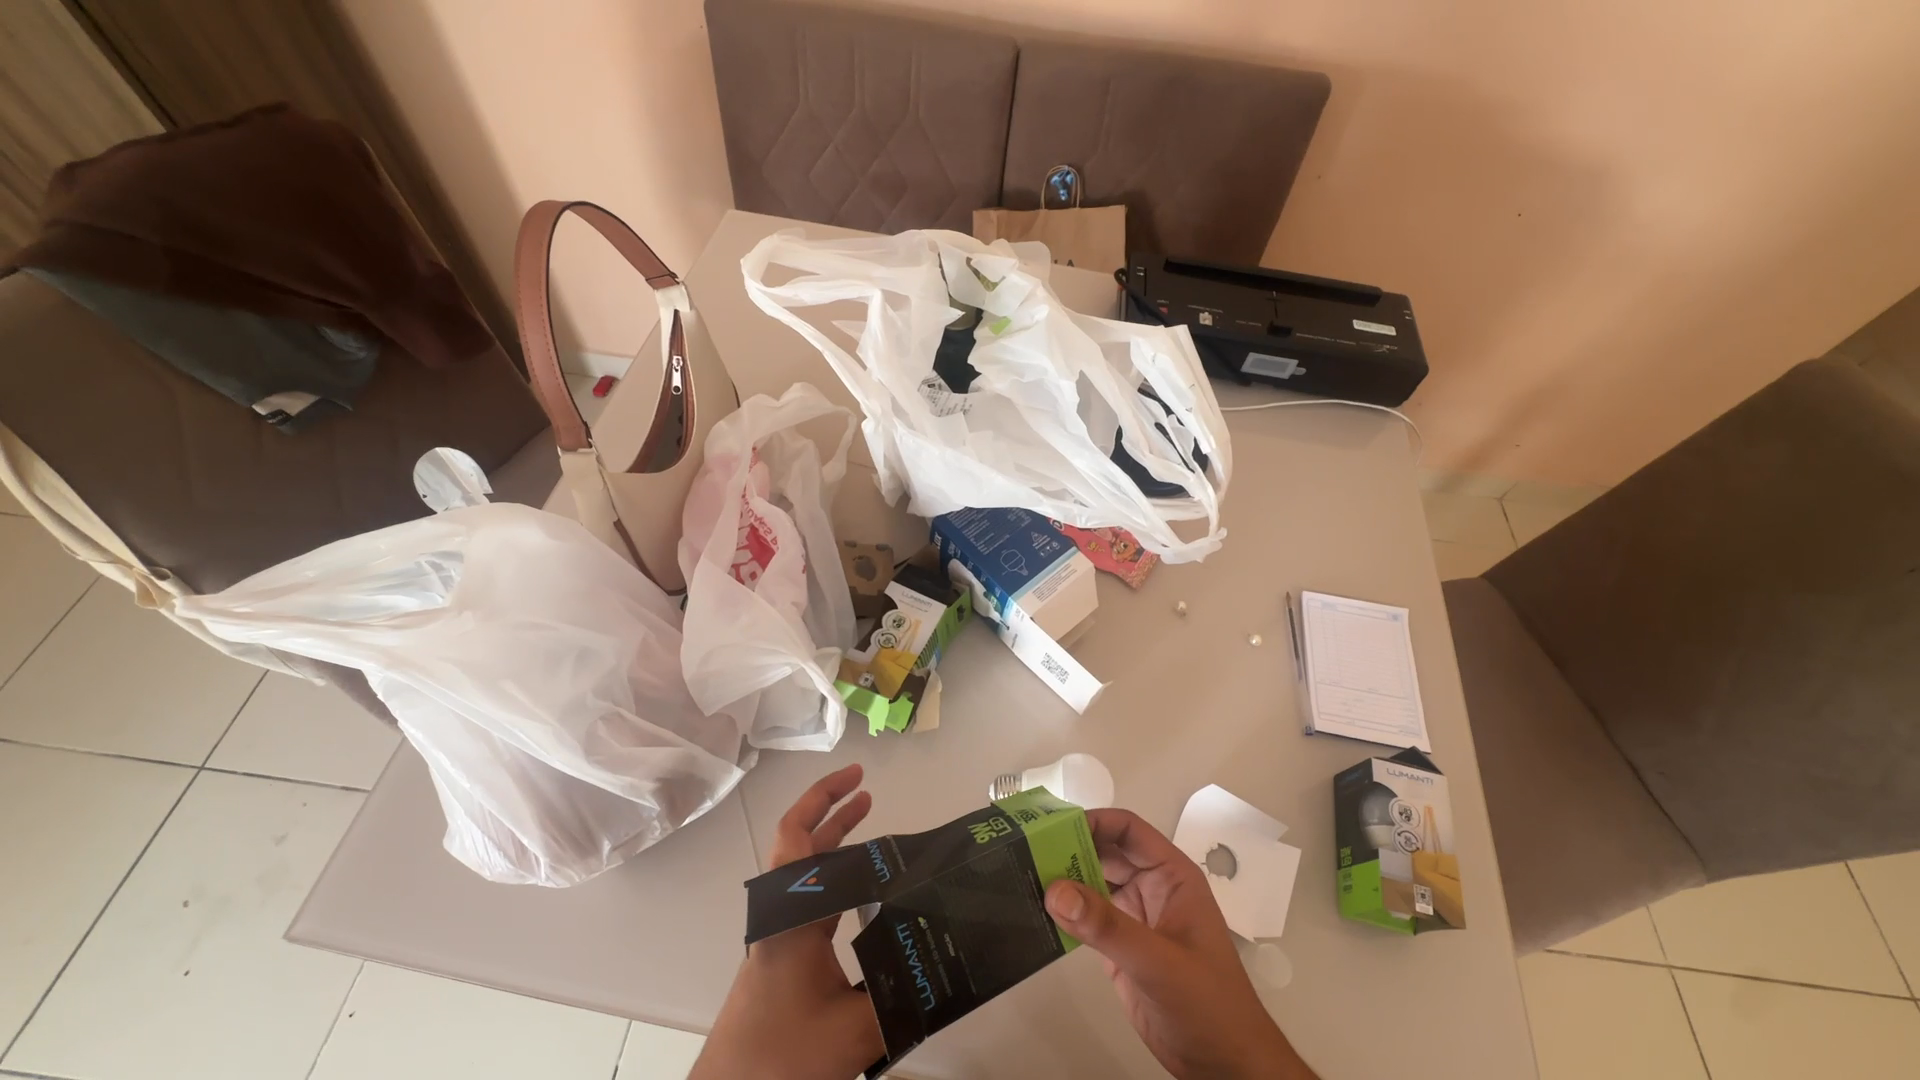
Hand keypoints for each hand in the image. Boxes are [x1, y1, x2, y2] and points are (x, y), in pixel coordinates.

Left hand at [690, 764, 881, 1079]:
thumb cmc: (784, 1056)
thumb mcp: (855, 1029)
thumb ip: (903, 998)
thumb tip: (946, 972)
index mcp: (792, 917)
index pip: (800, 837)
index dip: (825, 798)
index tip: (861, 779)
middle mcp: (780, 917)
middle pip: (799, 845)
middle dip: (832, 811)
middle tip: (868, 791)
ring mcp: (777, 938)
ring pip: (803, 873)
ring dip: (830, 843)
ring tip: (867, 823)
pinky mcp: (780, 959)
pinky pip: (806, 900)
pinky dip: (831, 878)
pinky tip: (858, 891)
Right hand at [1045, 809, 1318, 1079]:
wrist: (1223, 1063)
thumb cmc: (1207, 1003)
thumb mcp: (1158, 960)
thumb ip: (1108, 926)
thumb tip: (1055, 890)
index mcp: (1172, 876)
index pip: (1129, 831)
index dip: (1093, 822)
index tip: (1051, 827)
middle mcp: (1152, 889)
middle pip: (1105, 854)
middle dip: (1069, 848)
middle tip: (1025, 850)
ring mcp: (1135, 918)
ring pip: (1093, 884)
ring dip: (1064, 880)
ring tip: (1023, 875)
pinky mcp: (1120, 948)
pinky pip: (1088, 918)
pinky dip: (1065, 913)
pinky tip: (1038, 912)